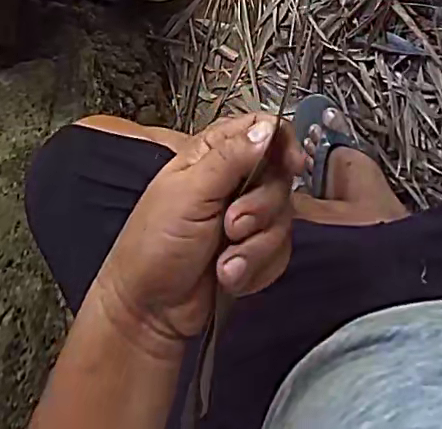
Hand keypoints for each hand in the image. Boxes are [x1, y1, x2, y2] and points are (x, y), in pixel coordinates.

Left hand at [90, 113, 303, 354]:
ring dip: (255, 245)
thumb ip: (230, 158)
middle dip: (261, 207)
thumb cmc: (154, 246)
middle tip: (231, 225)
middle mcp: (233, 179)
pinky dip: (257, 267)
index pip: (259, 128)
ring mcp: (245, 215)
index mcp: (212, 153)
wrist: (150, 314)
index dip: (281, 141)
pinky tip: (230, 276)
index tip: (292, 163)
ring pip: (282, 217)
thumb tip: (267, 128)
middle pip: (279, 175)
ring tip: (224, 261)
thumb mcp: (190, 193)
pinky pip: (280, 251)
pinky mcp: (253, 249)